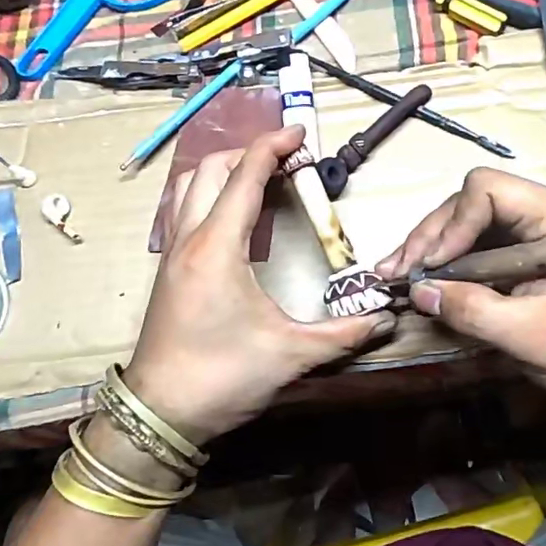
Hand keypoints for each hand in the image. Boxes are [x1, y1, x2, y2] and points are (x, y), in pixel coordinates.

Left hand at [125, 127, 395, 442]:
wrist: (160, 412)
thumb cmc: (221, 378)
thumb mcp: (290, 354)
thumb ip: (342, 333)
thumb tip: (384, 319)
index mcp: (217, 247)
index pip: (245, 176)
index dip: (273, 147)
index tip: (300, 133)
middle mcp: (188, 240)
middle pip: (211, 170)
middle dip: (248, 153)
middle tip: (286, 161)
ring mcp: (171, 254)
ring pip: (189, 188)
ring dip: (222, 172)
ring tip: (259, 181)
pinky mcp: (166, 272)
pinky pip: (182, 212)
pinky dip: (207, 197)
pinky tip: (232, 221)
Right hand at [377, 168, 545, 414]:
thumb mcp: (534, 337)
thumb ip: (474, 311)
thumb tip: (419, 292)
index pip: (486, 191)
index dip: (451, 225)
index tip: (430, 266)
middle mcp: (542, 221)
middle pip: (469, 207)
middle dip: (429, 238)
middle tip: (393, 273)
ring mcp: (533, 244)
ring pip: (468, 231)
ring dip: (430, 253)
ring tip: (396, 280)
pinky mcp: (526, 268)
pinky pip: (477, 257)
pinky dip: (446, 271)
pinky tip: (424, 288)